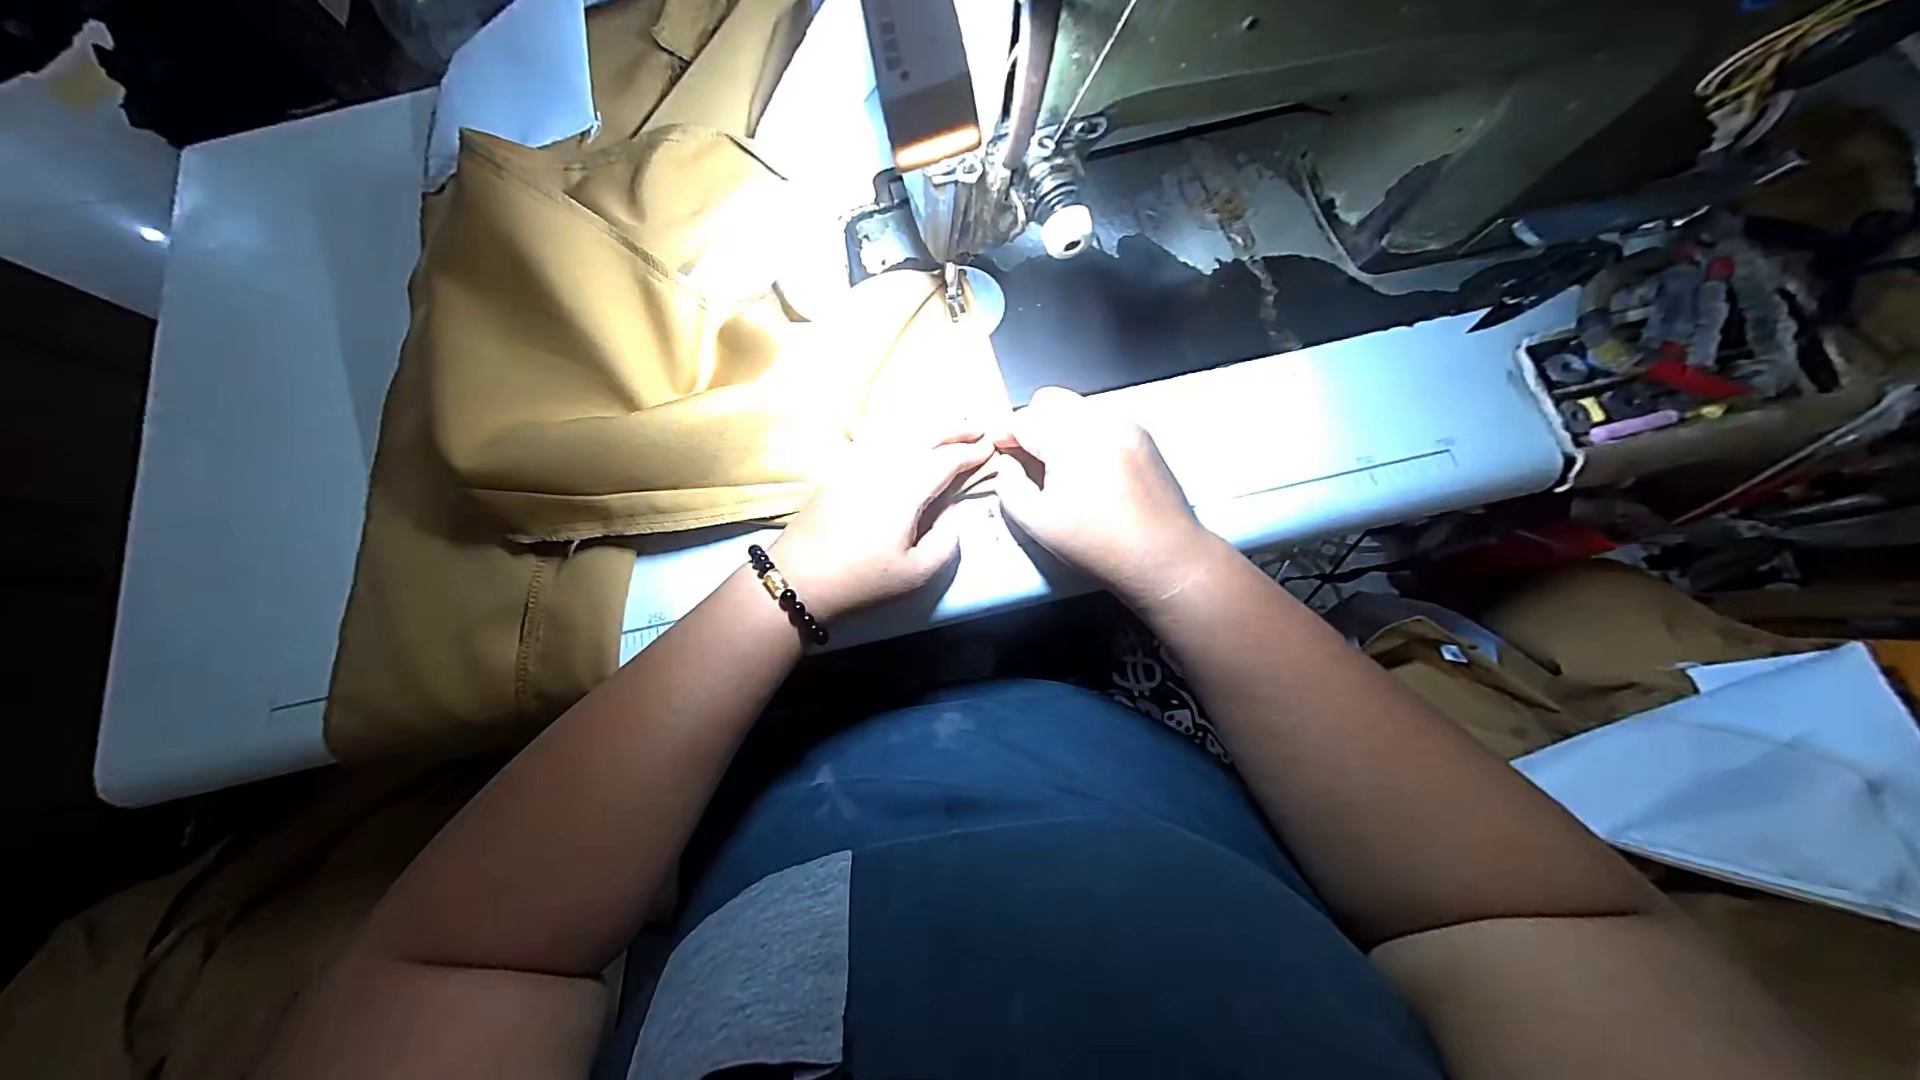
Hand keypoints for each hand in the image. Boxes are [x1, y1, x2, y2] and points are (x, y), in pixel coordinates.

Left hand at [769, 430, 993, 620]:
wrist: (798, 578)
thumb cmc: (861, 580)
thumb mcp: (916, 572)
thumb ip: (946, 540)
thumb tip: (951, 512)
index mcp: (906, 489)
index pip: (946, 460)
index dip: (971, 453)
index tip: (991, 449)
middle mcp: (883, 466)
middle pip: (924, 435)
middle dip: (954, 429)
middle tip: (978, 428)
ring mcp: (857, 463)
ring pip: (898, 431)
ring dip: (928, 426)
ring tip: (948, 426)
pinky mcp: (840, 469)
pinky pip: (872, 437)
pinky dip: (892, 428)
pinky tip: (894, 426)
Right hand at [994, 387, 1219, 605]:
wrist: (1165, 555)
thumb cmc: (1100, 544)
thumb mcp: (1038, 523)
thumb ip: (1009, 487)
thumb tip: (1008, 464)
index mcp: (1071, 440)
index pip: (1023, 419)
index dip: (1004, 434)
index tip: (998, 451)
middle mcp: (1099, 421)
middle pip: (1049, 402)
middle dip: (1031, 424)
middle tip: (1025, 457)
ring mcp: (1125, 424)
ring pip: (1076, 407)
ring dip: (1058, 427)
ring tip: (1057, 465)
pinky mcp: (1141, 435)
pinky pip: (1100, 419)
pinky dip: (1083, 433)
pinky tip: (1085, 467)